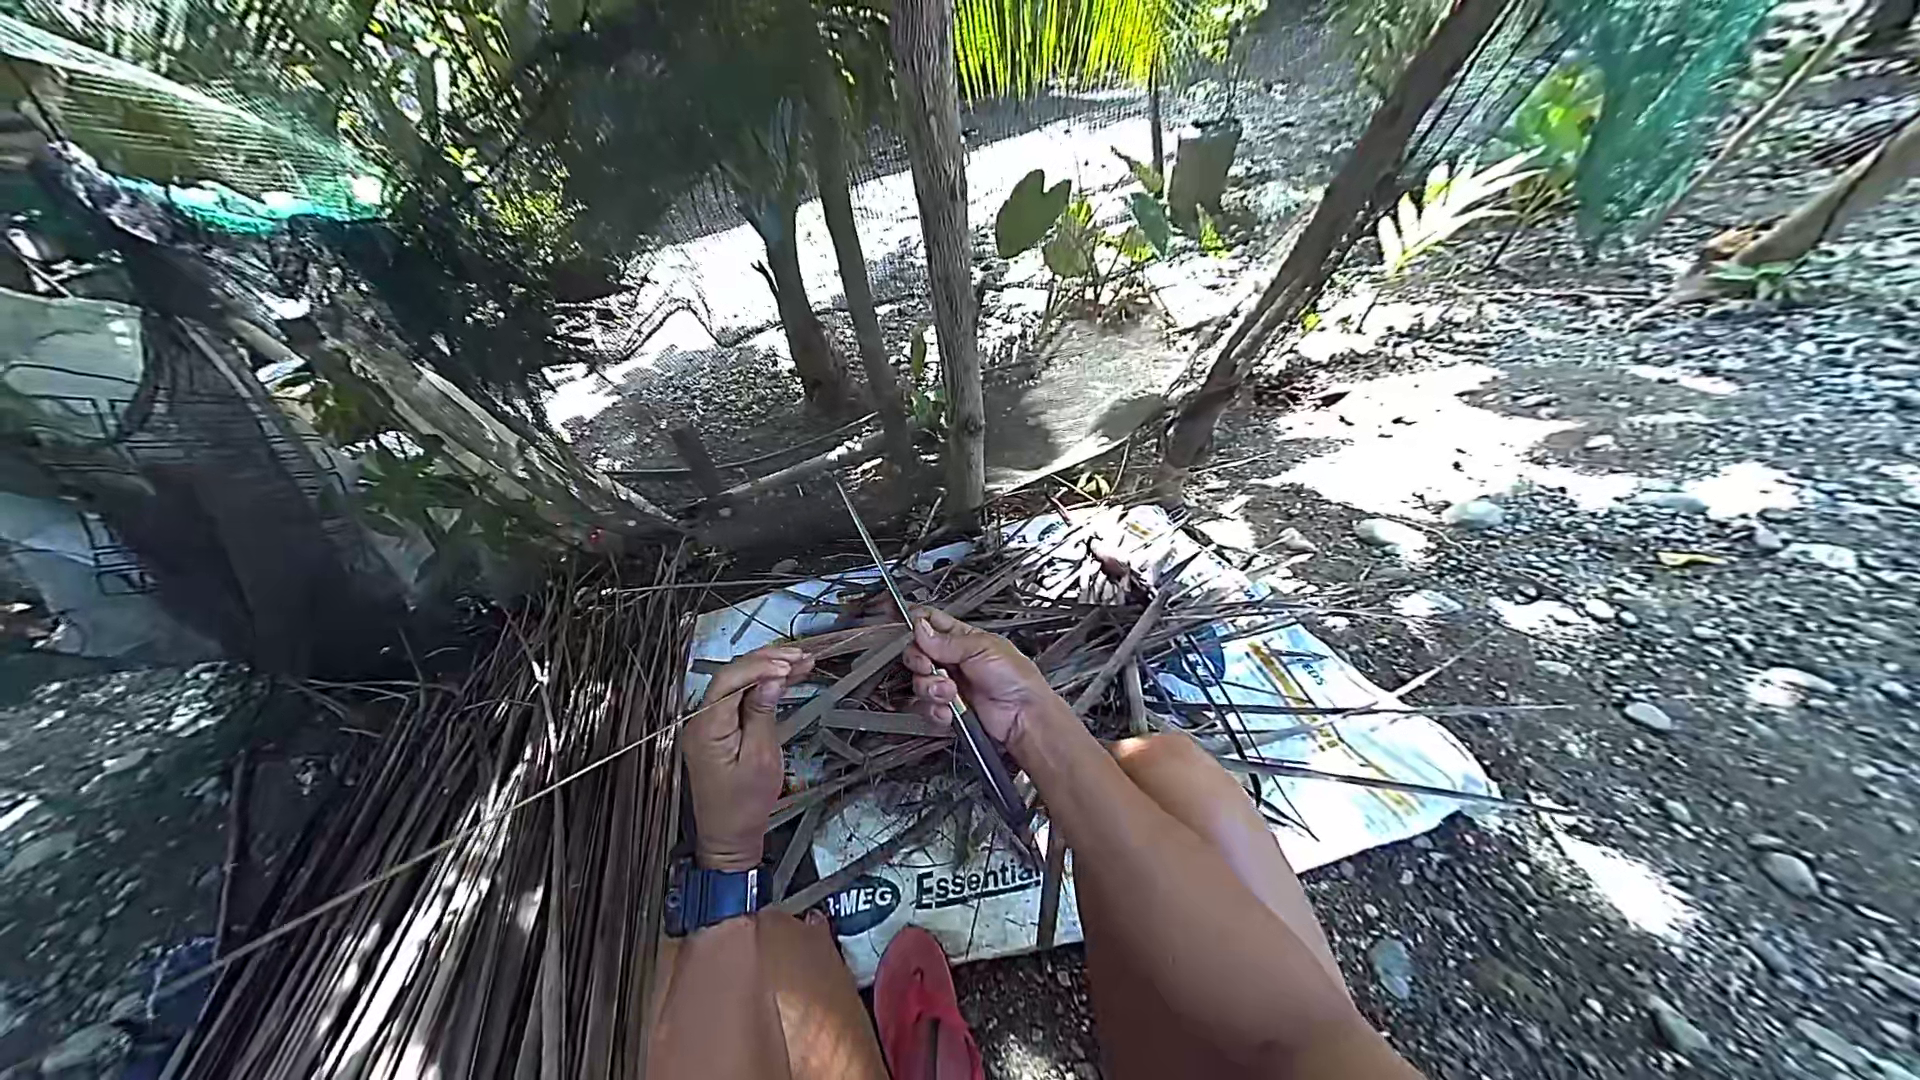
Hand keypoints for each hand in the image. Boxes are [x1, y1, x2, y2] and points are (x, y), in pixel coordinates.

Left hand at [684, 645, 814, 870]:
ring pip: (740, 682)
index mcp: (707, 728)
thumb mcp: (761, 758)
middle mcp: (702, 720)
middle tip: (800, 657)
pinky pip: (742, 696)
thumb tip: (771, 680)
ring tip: (801, 661)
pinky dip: (765, 685)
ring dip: (770, 669)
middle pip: (733, 675)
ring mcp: (710, 723)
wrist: (730, 836)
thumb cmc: (744, 804)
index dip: (760, 667)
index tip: (788, 666)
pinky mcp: (722, 727)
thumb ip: (762, 713)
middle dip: (768, 661)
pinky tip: (788, 677)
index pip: (730, 680)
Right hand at [905, 608, 1059, 743]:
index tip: (908, 625)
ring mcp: (949, 684)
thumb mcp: (982, 648)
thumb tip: (921, 629)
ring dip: (930, 688)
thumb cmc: (1016, 679)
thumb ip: (947, 641)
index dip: (916, 622)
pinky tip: (950, 708)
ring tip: (950, 691)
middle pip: (917, 653)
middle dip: (919, 660)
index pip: (931, 623)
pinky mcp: (947, 708)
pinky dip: (935, 709)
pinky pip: (925, 707)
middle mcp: (953, 660)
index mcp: (963, 638)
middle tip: (929, 665)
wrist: (1024, 716)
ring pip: (919, 681)